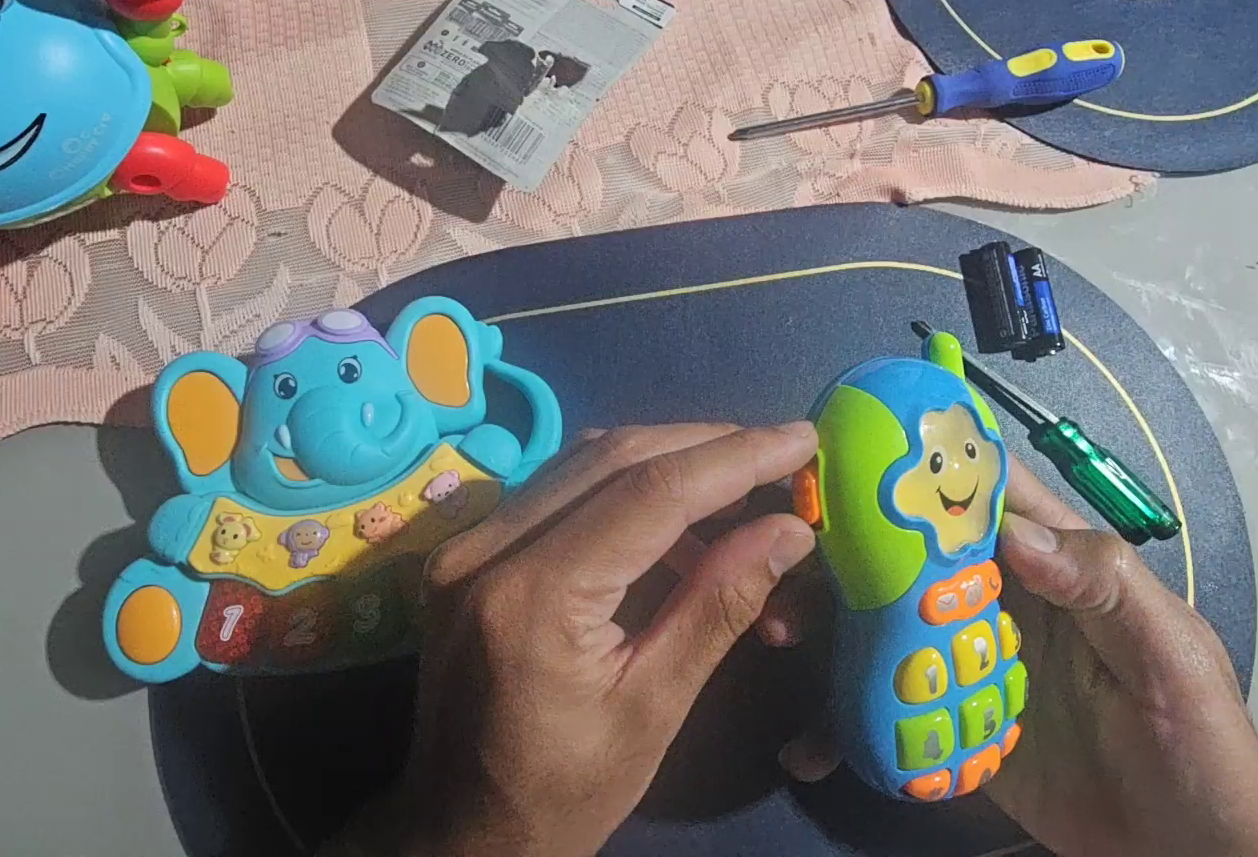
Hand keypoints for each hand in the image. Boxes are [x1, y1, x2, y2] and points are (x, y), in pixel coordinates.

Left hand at [331, 422, 820, 856]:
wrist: (456, 826)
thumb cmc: (562, 791)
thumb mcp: (654, 710)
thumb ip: (718, 607)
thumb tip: (790, 529)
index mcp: (534, 598)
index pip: (651, 493)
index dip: (735, 458)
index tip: (800, 439)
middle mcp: (486, 547)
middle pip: (615, 455)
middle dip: (708, 444)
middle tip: (779, 451)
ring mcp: (469, 538)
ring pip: (586, 457)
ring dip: (669, 453)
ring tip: (739, 476)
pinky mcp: (471, 541)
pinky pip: (563, 482)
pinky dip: (627, 477)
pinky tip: (675, 507)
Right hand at [777, 460, 1257, 856]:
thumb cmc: (1196, 741)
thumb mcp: (1169, 655)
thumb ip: (1104, 585)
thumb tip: (1015, 534)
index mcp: (1046, 561)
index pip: (982, 491)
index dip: (925, 459)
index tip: (852, 444)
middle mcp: (994, 595)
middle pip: (908, 550)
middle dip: (846, 544)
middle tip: (786, 550)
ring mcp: (963, 654)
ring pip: (881, 618)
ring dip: (825, 620)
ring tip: (777, 632)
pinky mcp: (946, 712)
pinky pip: (884, 701)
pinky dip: (843, 718)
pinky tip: (806, 743)